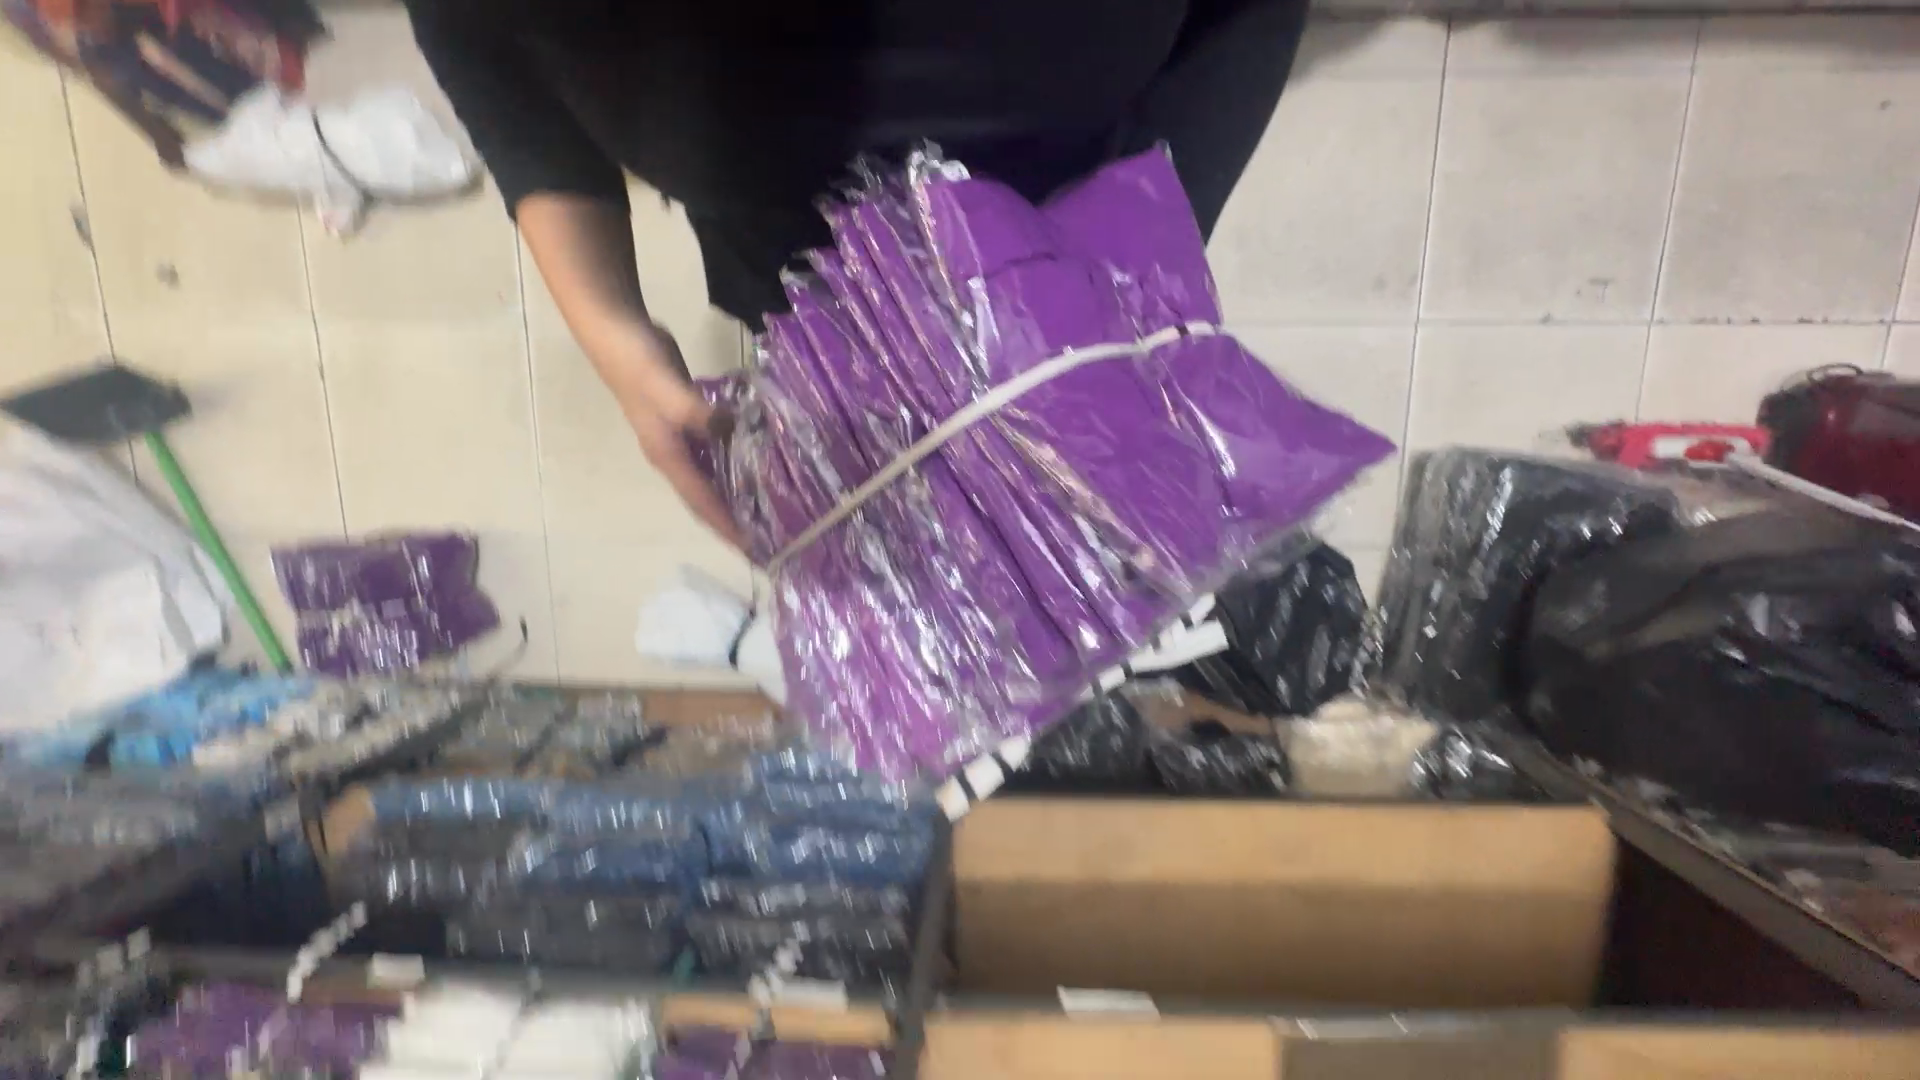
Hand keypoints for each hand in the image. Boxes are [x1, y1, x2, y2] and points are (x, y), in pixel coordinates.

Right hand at [512, 194, 745, 550]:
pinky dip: (736, 460)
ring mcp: (680, 437)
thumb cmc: (639, 363)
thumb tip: (737, 433)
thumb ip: (701, 415)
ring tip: (771, 508)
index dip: (727, 526)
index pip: (702, 502)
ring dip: (737, 493)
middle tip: (771, 536)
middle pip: (707, 498)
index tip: (754, 550)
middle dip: (734, 519)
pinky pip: (717, 449)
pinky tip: (760, 460)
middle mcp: (674, 455)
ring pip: (713, 475)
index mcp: (668, 456)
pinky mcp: (689, 418)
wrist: (616, 328)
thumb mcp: (669, 391)